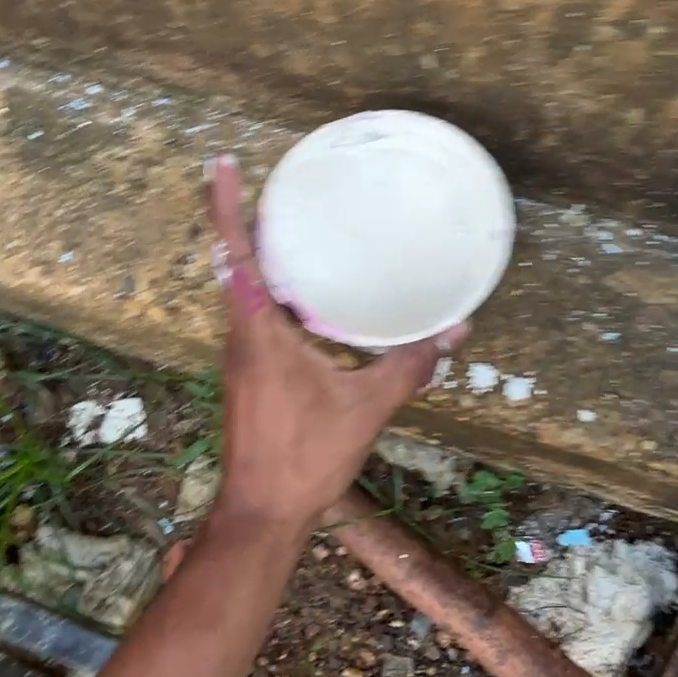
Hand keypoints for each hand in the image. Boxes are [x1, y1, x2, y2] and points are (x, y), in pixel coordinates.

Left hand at [205, 154, 465, 533]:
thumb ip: (409, 365)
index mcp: (258, 332)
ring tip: (288, 226)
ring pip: (241, 291)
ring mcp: (238, 358)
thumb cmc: (307, 457)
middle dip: (244, 220)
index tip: (221, 163)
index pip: (234, 254)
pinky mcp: (247, 375)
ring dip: (255, 256)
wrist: (261, 513)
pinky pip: (252, 316)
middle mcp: (239, 337)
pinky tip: (302, 297)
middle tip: (271, 184)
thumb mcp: (366, 407)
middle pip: (232, 263)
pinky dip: (269, 291)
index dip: (225, 205)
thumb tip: (455, 331)